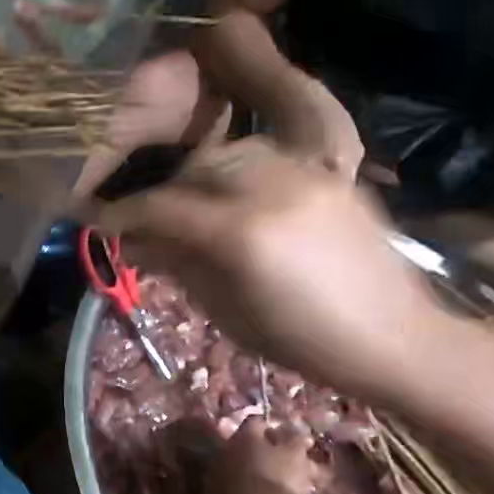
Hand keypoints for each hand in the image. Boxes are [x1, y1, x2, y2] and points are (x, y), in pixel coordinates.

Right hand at [93, 32, 491, 407]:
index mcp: (241, 233)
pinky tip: (236, 200)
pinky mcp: (332, 176)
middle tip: (147, 220)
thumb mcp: (222, 309)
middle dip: (162, 192)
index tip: (99, 223)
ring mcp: (308, 177)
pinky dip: (239, 172)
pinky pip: (270, 158)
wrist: (394, 338)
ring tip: (193, 206)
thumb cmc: (299, 340)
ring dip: (201, 175)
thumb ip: (174, 265)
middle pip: (195, 168)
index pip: (161, 206)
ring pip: (234, 152)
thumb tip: (131, 243)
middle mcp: (273, 190)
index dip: (122, 214)